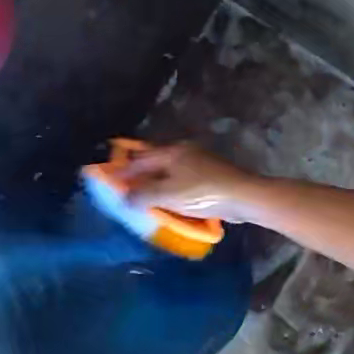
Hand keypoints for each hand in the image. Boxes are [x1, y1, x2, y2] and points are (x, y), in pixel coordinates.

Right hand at [116, 143, 270, 222]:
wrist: (244, 197)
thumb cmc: (203, 193)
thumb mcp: (167, 194)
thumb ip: (143, 195)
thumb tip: (124, 198)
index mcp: (172, 151)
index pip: (141, 158)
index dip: (124, 170)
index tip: (110, 180)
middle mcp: (185, 152)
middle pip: (155, 162)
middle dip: (140, 175)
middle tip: (126, 189)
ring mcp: (200, 164)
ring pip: (170, 172)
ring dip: (156, 183)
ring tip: (144, 198)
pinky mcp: (211, 177)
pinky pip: (183, 181)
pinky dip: (172, 189)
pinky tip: (169, 201)